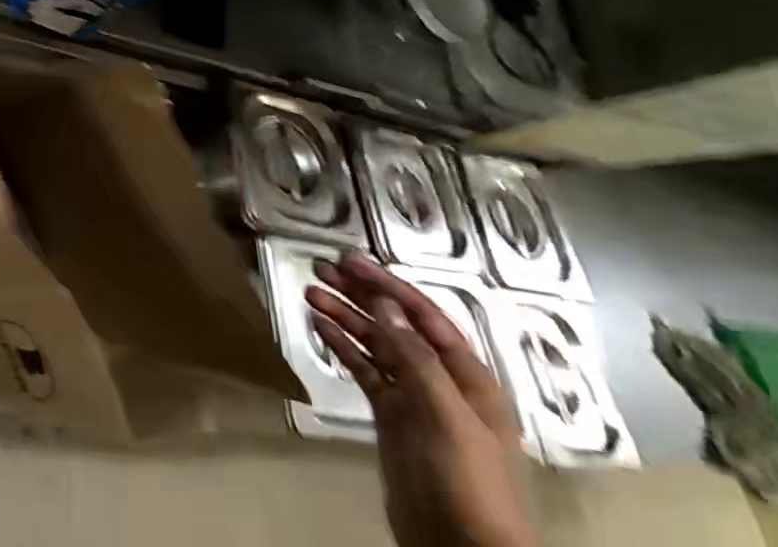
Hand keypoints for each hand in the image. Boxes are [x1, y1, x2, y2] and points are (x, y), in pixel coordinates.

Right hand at [306, 252, 538, 546]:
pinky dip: (342, 348)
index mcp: (467, 377)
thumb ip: (414, 357)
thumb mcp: (444, 413)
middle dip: (361, 295)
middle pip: (396, 326)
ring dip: (345, 317)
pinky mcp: (390, 416)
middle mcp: (441, 380)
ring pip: (375, 345)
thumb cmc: (465, 476)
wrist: (460, 544)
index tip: (350, 260)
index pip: (424, 317)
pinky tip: (319, 328)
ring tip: (309, 293)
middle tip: (321, 269)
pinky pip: (364, 371)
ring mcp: (414, 399)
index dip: (388, 286)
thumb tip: (384, 303)